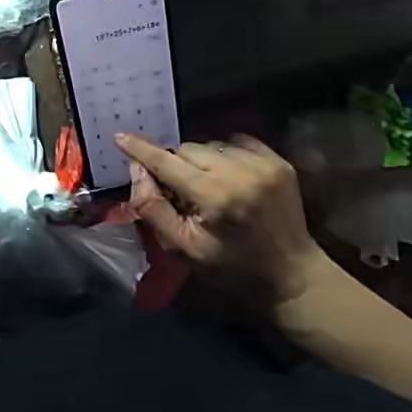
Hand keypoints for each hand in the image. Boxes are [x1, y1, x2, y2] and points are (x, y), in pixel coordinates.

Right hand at [115, 131, 330, 300]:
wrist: (291, 273)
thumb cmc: (231, 268)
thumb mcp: (182, 248)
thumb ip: (153, 208)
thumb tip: (137, 170)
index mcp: (214, 196)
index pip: (167, 162)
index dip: (140, 149)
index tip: (120, 138)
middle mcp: (240, 172)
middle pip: (187, 149)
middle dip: (175, 165)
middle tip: (178, 192)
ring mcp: (263, 163)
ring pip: (210, 144)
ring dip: (200, 161)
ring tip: (206, 187)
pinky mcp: (278, 161)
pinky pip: (236, 142)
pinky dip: (224, 155)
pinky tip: (228, 178)